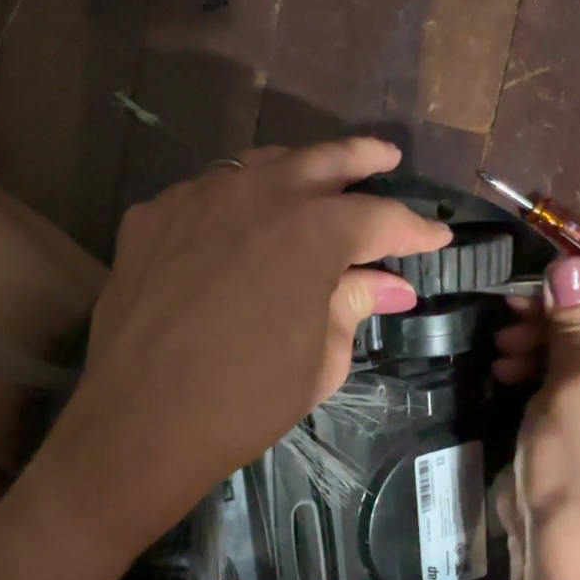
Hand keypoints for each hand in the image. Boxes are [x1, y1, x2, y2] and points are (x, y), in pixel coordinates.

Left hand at [42, 138, 451, 534]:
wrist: (141, 421)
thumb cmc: (245, 400)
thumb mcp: (320, 359)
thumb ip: (353, 306)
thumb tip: (388, 285)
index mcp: (311, 230)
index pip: (379, 217)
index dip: (414, 229)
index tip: (437, 237)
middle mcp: (256, 194)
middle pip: (322, 159)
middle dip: (362, 157)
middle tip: (386, 160)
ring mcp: (196, 198)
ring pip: (258, 166)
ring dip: (294, 170)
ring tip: (314, 180)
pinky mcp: (150, 217)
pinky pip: (203, 194)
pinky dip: (232, 202)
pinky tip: (236, 221)